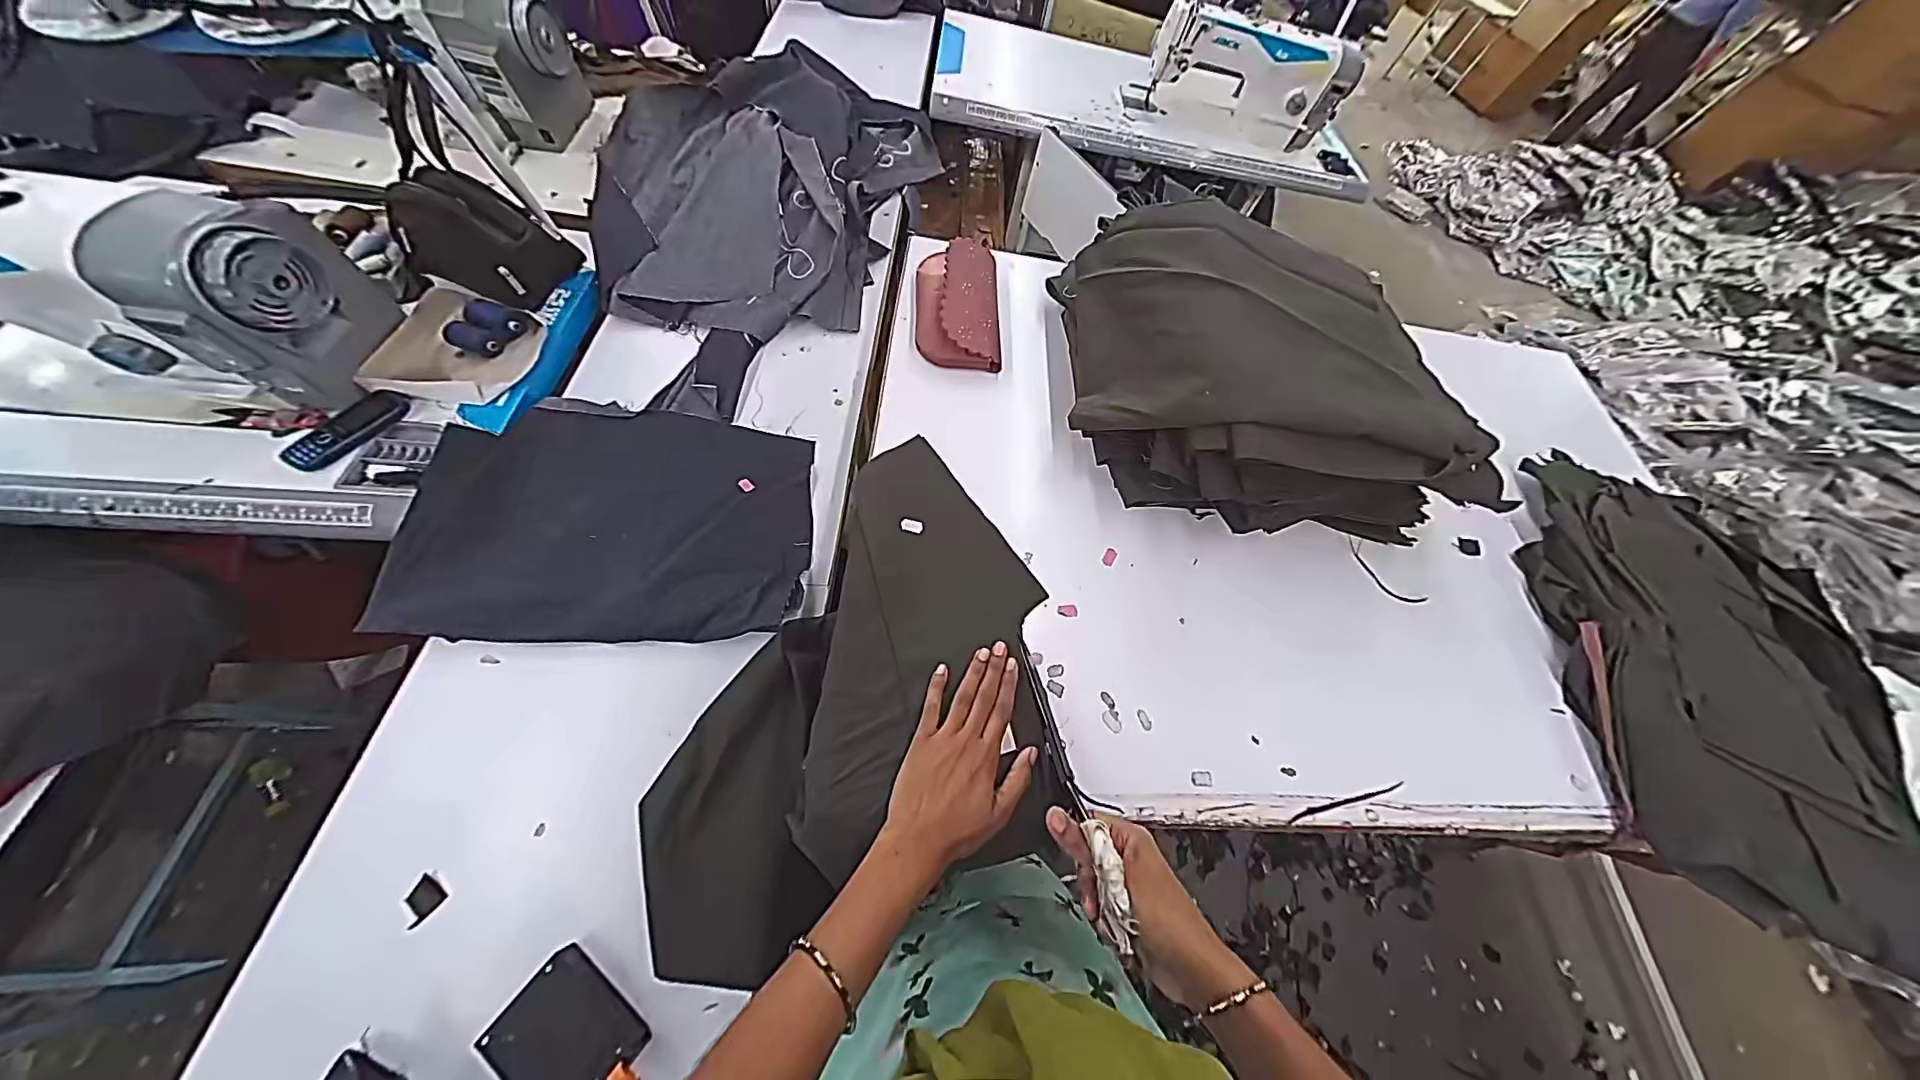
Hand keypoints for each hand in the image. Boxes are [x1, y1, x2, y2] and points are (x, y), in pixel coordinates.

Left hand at [882, 643, 1037, 875]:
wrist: (917, 839)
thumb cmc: (955, 831)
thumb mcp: (999, 813)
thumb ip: (1018, 780)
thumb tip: (1031, 755)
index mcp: (985, 758)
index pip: (1001, 712)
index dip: (1008, 686)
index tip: (1012, 668)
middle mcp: (964, 742)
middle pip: (983, 698)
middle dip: (993, 670)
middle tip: (999, 649)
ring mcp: (941, 739)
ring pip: (961, 698)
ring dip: (972, 673)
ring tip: (980, 654)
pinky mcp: (921, 743)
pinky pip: (930, 709)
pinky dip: (936, 688)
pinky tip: (941, 672)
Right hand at [1047, 808, 1254, 1010]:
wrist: (1192, 969)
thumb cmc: (1165, 919)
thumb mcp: (1117, 877)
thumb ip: (1083, 846)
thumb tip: (1055, 814)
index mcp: (1131, 837)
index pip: (1087, 825)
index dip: (1078, 846)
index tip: (1082, 867)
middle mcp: (1129, 857)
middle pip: (1086, 857)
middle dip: (1087, 882)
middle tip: (1099, 898)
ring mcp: (1128, 884)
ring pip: (1091, 885)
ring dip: (1095, 905)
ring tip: (1109, 918)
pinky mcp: (1127, 909)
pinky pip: (1100, 907)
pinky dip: (1103, 920)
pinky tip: (1114, 930)